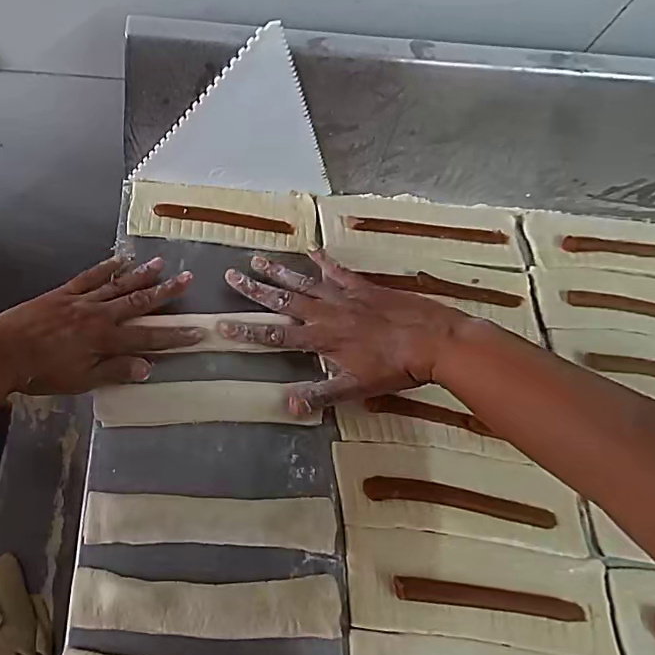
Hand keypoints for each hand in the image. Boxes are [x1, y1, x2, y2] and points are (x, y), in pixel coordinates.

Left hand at [0, 255, 198, 393]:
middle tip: (187, 279)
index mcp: (105, 339)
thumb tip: (147, 367)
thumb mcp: (80, 380)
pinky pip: (90, 277)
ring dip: (141, 274)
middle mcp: (98, 315)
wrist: (2, 352)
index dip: (174, 336)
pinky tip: (120, 260)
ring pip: (117, 285)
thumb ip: (114, 371)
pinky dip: (107, 268)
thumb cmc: (41, 373)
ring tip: (162, 263)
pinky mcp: (63, 293)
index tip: (197, 331)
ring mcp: (81, 300)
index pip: (148, 338)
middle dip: (165, 292)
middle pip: (138, 302)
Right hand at [219, 251, 479, 414]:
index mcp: (321, 340)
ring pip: (304, 282)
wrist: (432, 340)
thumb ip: (321, 394)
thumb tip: (286, 404)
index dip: (247, 332)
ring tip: (257, 259)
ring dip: (279, 272)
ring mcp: (344, 297)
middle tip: (230, 277)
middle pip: (283, 301)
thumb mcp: (356, 388)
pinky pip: (337, 270)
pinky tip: (310, 249)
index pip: (276, 336)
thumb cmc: (395, 369)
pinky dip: (323, 260)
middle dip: (254, 291)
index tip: (223, 325)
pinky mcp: (363, 287)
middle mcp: (326, 314)